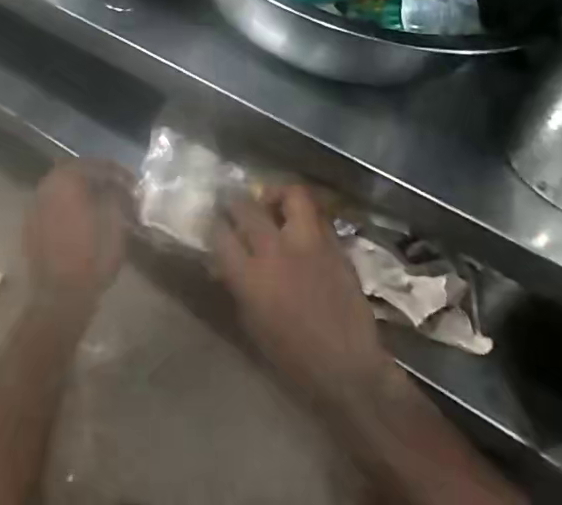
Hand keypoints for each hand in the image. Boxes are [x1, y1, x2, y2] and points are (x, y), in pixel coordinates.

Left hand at [24, 160, 131, 311]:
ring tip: (102, 203)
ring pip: (63, 186)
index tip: (133, 183)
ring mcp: (36, 205)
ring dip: (83, 189)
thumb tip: (120, 187)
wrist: (59, 297)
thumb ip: (117, 196)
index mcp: (68, 181)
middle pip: (76, 170)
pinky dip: (69, 203)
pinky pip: (53, 202)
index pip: (97, 164)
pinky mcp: (31, 224)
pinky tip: (84, 217)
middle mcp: (48, 186)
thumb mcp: (116, 224)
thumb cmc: (92, 259)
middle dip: (98, 176)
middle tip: (118, 188)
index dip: (118, 172)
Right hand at [211, 185, 388, 404]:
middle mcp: (276, 251)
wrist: (347, 367)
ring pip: (292, 195)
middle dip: (236, 203)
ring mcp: (309, 244)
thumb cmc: (292, 357)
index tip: (214, 223)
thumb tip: (223, 264)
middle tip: (236, 206)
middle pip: (248, 207)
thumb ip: (236, 286)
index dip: (214, 225)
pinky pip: (317, 216)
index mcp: (250, 277)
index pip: (221, 234)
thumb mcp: (252, 323)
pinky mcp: (336, 245)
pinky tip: (300, 225)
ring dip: (278, 195)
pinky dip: (305, 214)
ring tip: (272, 204)